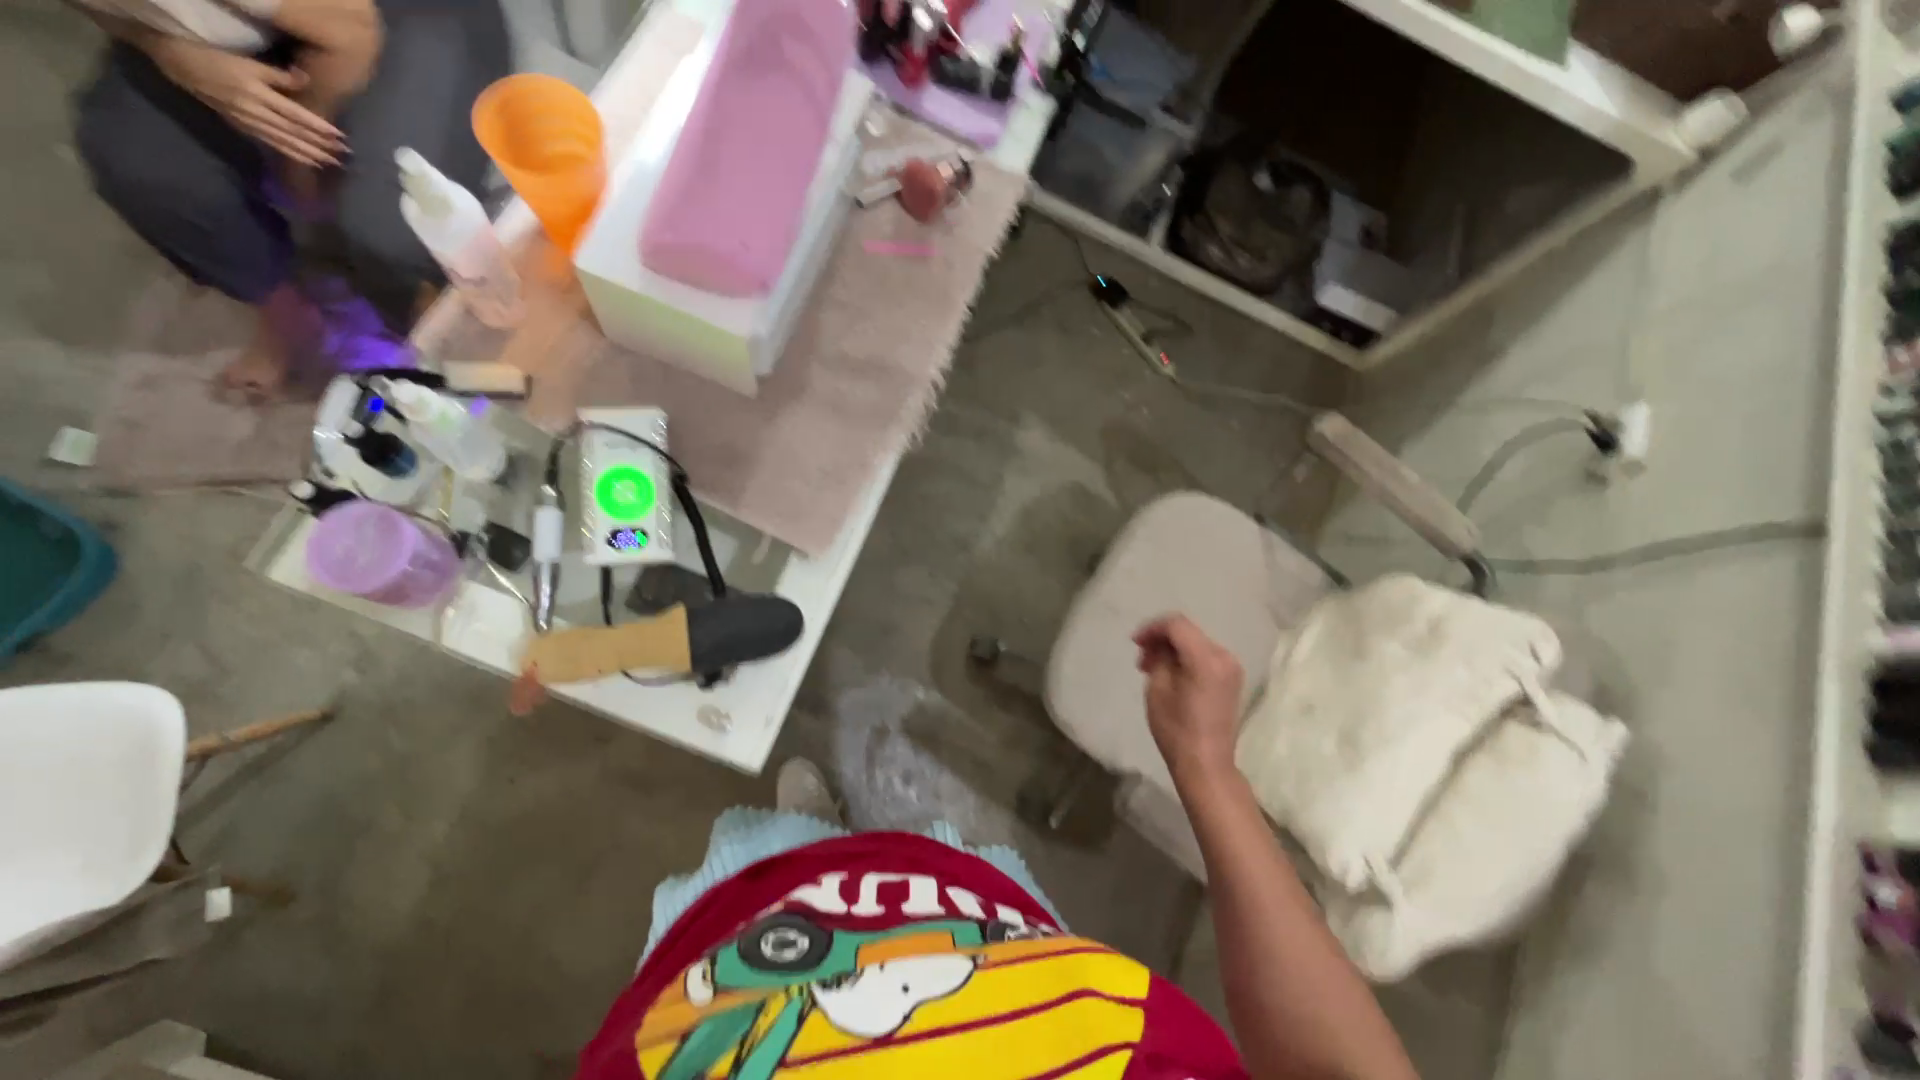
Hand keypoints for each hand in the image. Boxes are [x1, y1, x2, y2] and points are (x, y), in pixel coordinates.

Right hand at [149, 39, 343, 165]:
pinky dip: (290, 153)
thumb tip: (305, 80)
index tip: (340, 136)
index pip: (294, 114)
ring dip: (308, 153)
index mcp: (256, 93)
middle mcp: (253, 111)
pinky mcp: (241, 127)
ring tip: (331, 162)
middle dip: (319, 145)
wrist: (177, 63)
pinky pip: (270, 143)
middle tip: (344, 155)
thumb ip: (278, 75)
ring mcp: (246, 121)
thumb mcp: (247, 63)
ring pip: (283, 141)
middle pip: (292, 132)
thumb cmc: (216, 58)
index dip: (318, 126)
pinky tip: (307, 161)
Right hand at [1134, 615, 1245, 783]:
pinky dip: (1186, 659)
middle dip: (1162, 640)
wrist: (1206, 763)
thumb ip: (1160, 659)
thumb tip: (1161, 647)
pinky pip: (1205, 658)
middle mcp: (1224, 657)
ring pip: (1196, 644)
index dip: (1153, 628)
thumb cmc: (1176, 729)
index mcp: (1206, 659)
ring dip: (1173, 650)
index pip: (1177, 625)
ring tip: (1152, 669)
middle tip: (1141, 659)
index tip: (1135, 643)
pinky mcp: (1231, 680)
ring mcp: (1232, 669)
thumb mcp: (1158, 690)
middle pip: (1188, 633)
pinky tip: (1171, 675)